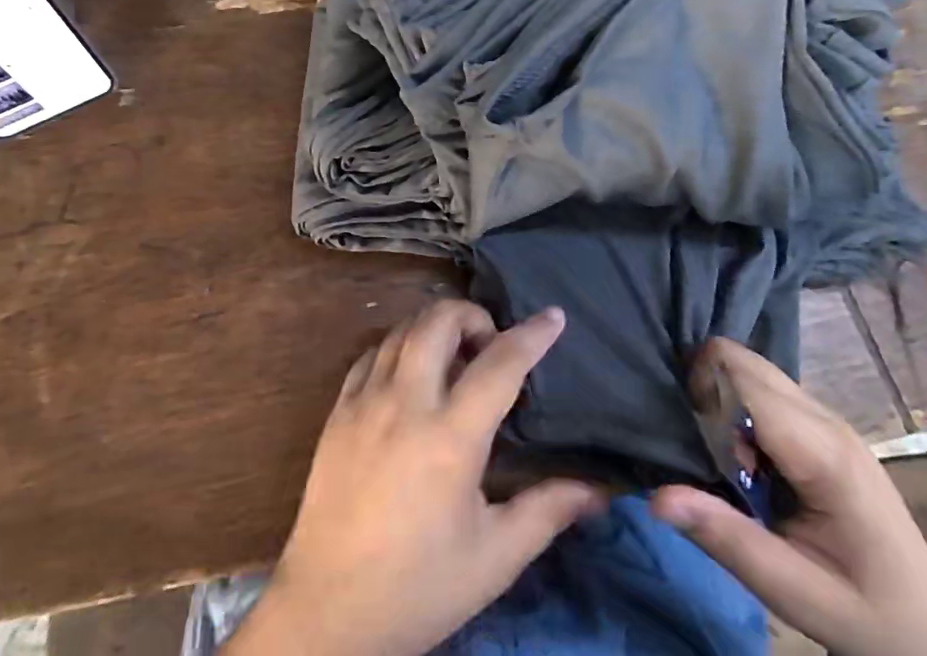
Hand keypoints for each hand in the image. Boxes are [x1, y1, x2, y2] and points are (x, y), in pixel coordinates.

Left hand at [226, 300, 606, 655]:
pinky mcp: (336, 414)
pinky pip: (370, 356)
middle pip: (438, 322)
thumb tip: (599, 490)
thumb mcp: (494, 557)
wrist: (327, 611)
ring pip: (401, 330)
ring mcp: (363, 403)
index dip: (532, 335)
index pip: (500, 364)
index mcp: (450, 437)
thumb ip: (547, 511)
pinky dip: (398, 347)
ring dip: (434, 327)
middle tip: (491, 345)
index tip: (554, 316)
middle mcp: (405, 405)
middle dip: (472, 315)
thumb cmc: (419, 586)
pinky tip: (410, 375)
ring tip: (455, 357)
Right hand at [652, 339, 926, 655]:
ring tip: (714, 454)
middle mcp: (826, 419)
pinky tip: (737, 455)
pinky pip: (763, 388)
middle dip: (703, 387)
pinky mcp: (821, 426)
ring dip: (718, 394)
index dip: (702, 397)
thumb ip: (725, 539)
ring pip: (750, 368)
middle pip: (742, 361)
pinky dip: (734, 404)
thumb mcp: (792, 591)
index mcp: (824, 454)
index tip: (687, 443)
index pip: (744, 382)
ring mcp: (827, 418)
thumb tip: (656, 497)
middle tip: (694, 446)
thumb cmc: (862, 613)